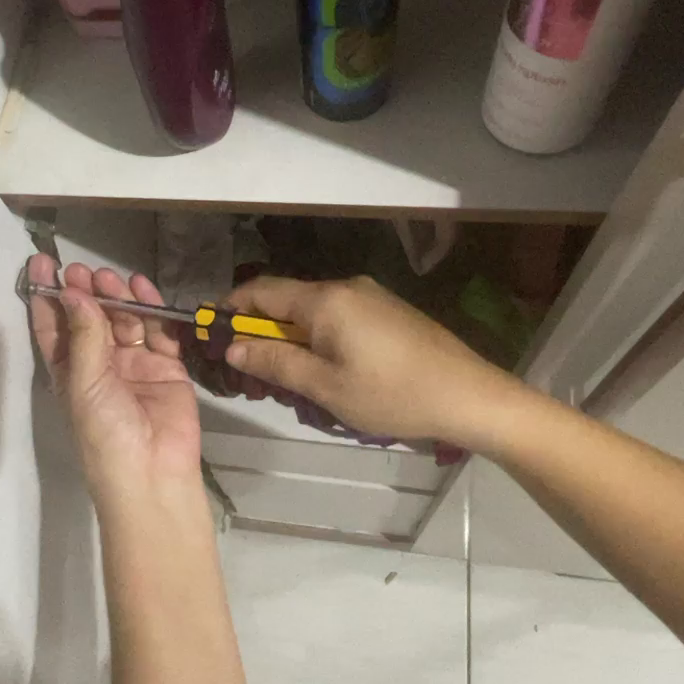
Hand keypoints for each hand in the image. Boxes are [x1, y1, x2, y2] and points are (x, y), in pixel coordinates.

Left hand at [27, 255, 202, 506]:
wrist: (152, 473)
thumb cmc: (105, 433)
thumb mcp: (84, 384)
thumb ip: (83, 335)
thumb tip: (72, 292)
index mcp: (70, 373)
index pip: (53, 327)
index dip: (47, 296)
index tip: (42, 263)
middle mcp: (100, 365)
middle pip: (90, 318)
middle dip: (85, 292)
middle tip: (81, 270)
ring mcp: (135, 364)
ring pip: (124, 319)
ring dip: (116, 297)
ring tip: (109, 278)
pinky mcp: (167, 366)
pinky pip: (158, 330)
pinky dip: (151, 309)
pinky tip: (142, 289)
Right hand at [222, 275, 532, 444]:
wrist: (471, 396)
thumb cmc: (393, 394)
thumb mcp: (326, 387)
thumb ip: (275, 362)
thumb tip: (233, 346)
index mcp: (325, 300)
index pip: (260, 291)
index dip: (231, 310)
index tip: (213, 337)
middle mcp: (345, 287)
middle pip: (285, 302)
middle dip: (262, 334)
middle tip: (252, 376)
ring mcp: (370, 297)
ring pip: (312, 313)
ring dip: (292, 342)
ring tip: (290, 384)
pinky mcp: (387, 312)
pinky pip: (338, 319)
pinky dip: (319, 341)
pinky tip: (328, 375)